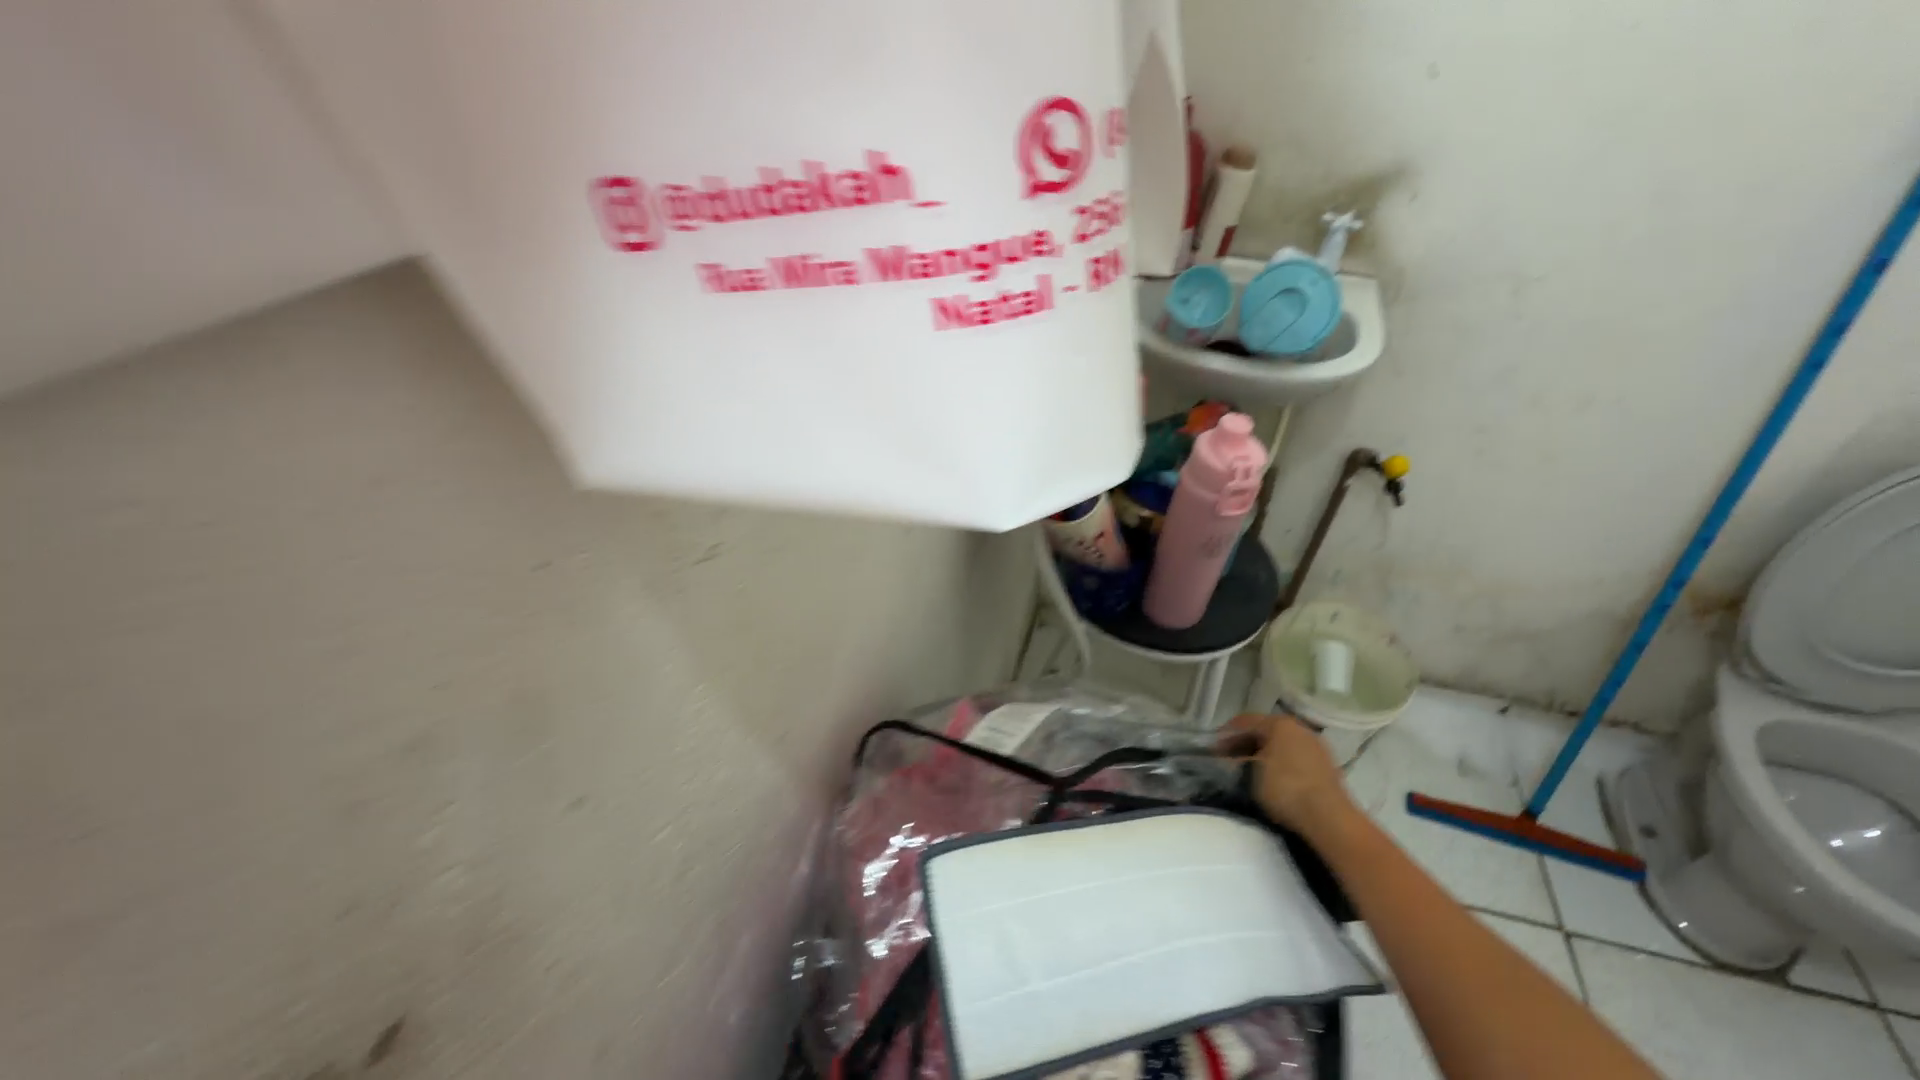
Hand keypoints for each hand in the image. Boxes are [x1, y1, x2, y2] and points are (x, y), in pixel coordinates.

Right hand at [1220, 713, 1361, 844]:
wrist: (1329, 818)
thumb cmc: (1285, 788)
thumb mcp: (1250, 774)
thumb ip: (1233, 762)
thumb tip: (1223, 760)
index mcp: (1279, 723)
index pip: (1244, 722)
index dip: (1224, 736)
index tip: (1212, 752)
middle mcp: (1299, 728)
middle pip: (1264, 732)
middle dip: (1243, 745)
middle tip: (1227, 763)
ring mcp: (1315, 746)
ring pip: (1280, 746)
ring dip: (1262, 756)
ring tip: (1248, 774)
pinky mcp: (1325, 766)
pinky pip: (1294, 758)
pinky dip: (1279, 765)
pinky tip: (1273, 781)